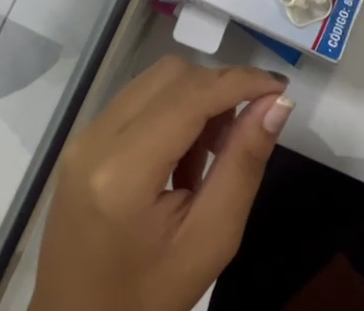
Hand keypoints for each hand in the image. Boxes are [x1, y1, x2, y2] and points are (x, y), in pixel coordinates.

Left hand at [30, 58, 292, 310]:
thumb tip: (277, 105)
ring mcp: (83, 136)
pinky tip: (183, 158)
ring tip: (212, 155)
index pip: (190, 95)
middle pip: (171, 75)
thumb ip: (243, 165)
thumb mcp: (210, 239)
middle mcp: (96, 138)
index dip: (240, 81)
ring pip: (154, 82)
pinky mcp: (82, 141)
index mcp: (123, 171)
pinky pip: (137, 100)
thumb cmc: (148, 294)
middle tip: (246, 131)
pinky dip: (172, 111)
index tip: (281, 88)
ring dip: (196, 99)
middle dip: (218, 89)